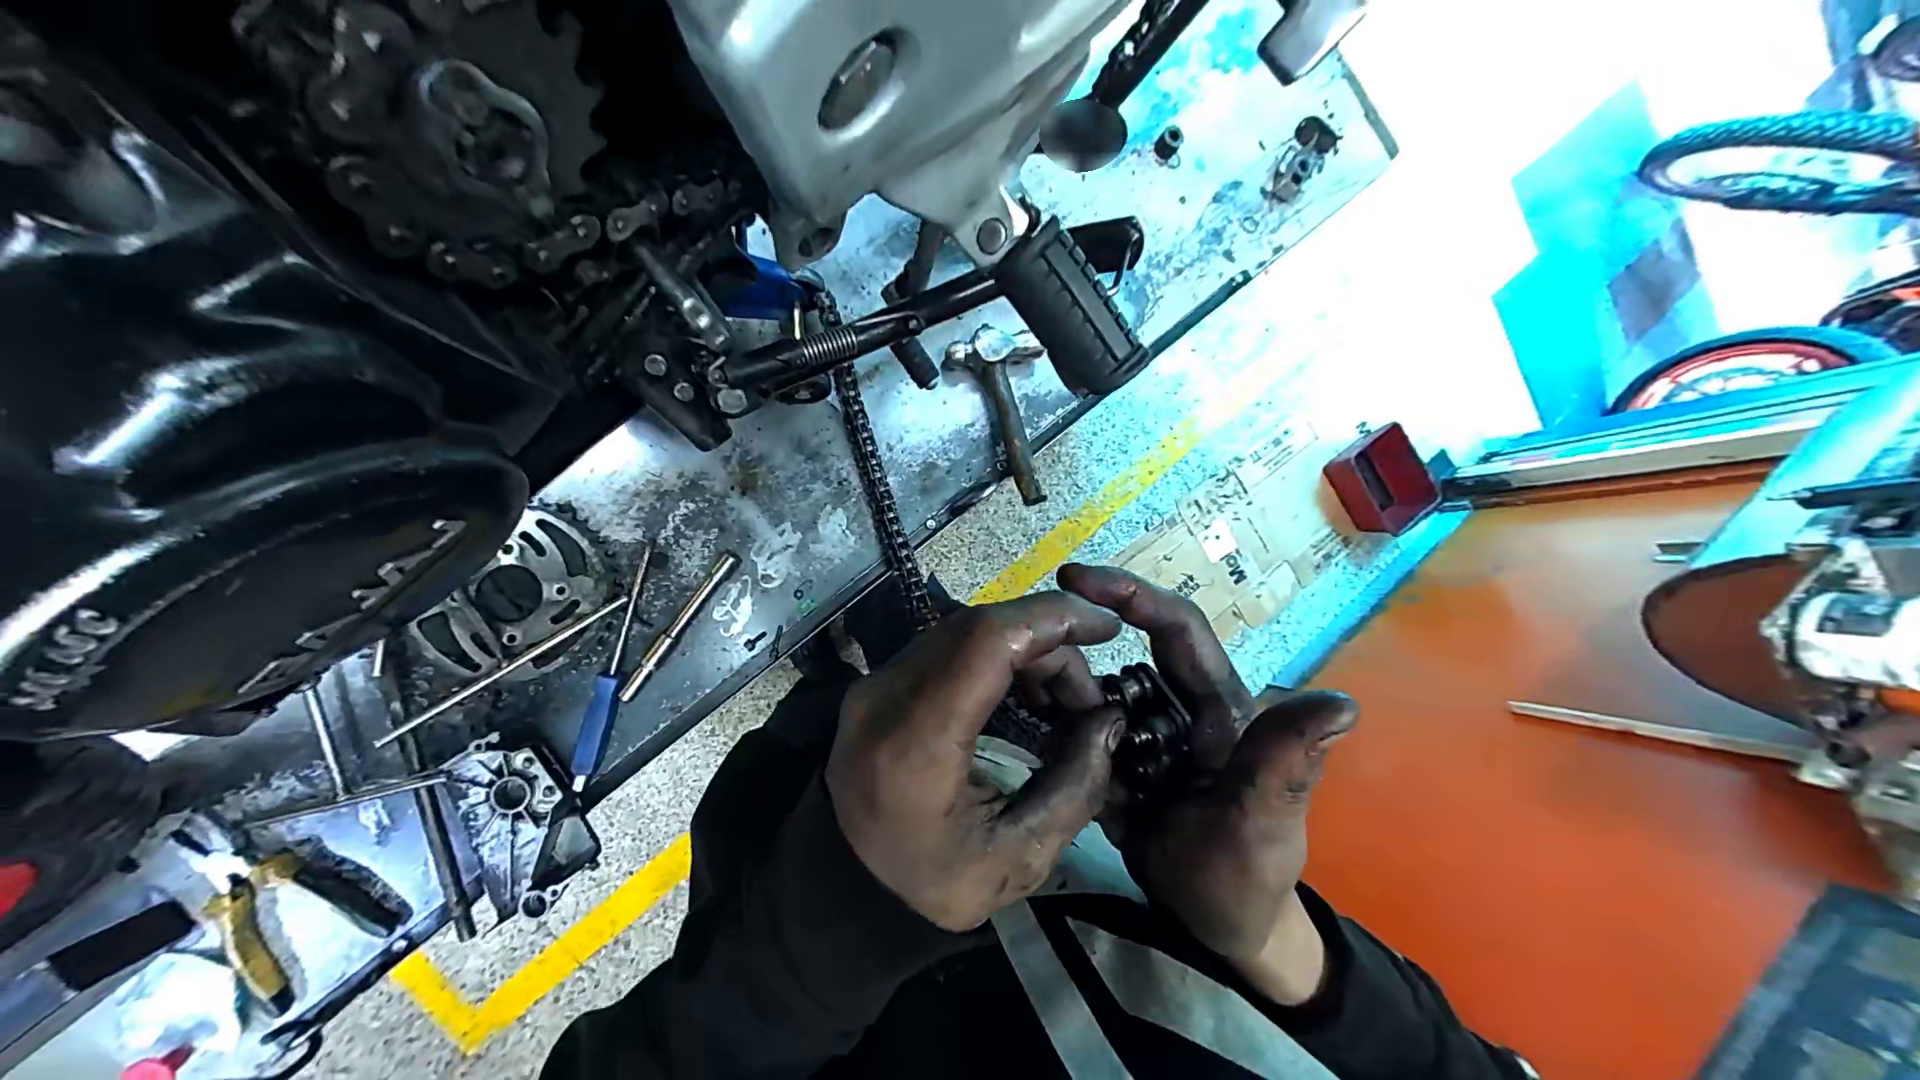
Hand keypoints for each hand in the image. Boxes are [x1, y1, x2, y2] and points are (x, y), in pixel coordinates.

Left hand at [825, 593, 1126, 931]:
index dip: (1052, 619)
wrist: (849, 881)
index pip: (986, 640)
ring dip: (1026, 650)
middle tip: (1086, 698)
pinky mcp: (879, 680)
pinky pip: (949, 645)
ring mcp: (876, 682)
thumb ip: (1075, 787)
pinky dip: (998, 656)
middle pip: (980, 627)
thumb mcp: (1017, 860)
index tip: (1106, 626)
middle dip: (1050, 645)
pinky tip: (1025, 693)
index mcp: (916, 741)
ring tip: (1061, 701)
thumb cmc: (931, 880)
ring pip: (965, 629)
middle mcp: (885, 695)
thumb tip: (1109, 720)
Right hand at [1058, 564, 1357, 1005]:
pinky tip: (1028, 721)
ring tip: (1022, 690)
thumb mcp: (1261, 825)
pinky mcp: (1116, 759)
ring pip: (1095, 687)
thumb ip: (1283, 766)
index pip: (1177, 631)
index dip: (1132, 595)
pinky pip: (1081, 727)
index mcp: (1217, 708)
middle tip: (1029, 637)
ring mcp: (1145, 733)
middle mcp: (1179, 707)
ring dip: (1060, 682)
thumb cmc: (1246, 876)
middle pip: (1126, 651)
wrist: (1213, 927)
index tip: (1075, 576)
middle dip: (1080, 635)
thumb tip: (1342, 704)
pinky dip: (1055, 720)